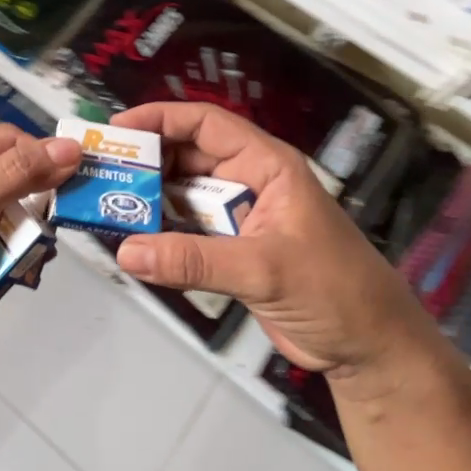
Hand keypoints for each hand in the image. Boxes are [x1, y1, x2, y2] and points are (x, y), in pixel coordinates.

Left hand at [0, 124, 81, 330]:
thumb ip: (20, 172)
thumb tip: (73, 146)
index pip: (13, 140)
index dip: (46, 160)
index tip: (78, 186)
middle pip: (17, 176)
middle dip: (35, 207)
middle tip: (50, 231)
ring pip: (15, 211)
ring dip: (25, 236)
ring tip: (29, 258)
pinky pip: (2, 237)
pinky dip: (12, 254)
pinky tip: (15, 272)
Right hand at [110, 103, 441, 391]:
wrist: (372, 350)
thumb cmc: (335, 291)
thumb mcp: (264, 269)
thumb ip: (195, 260)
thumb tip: (127, 251)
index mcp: (266, 164)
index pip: (205, 124)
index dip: (160, 119)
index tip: (116, 130)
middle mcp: (248, 181)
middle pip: (186, 155)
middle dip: (144, 160)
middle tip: (99, 170)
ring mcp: (239, 215)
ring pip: (182, 192)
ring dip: (147, 196)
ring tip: (104, 200)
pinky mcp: (231, 248)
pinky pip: (186, 228)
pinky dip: (159, 230)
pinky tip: (131, 236)